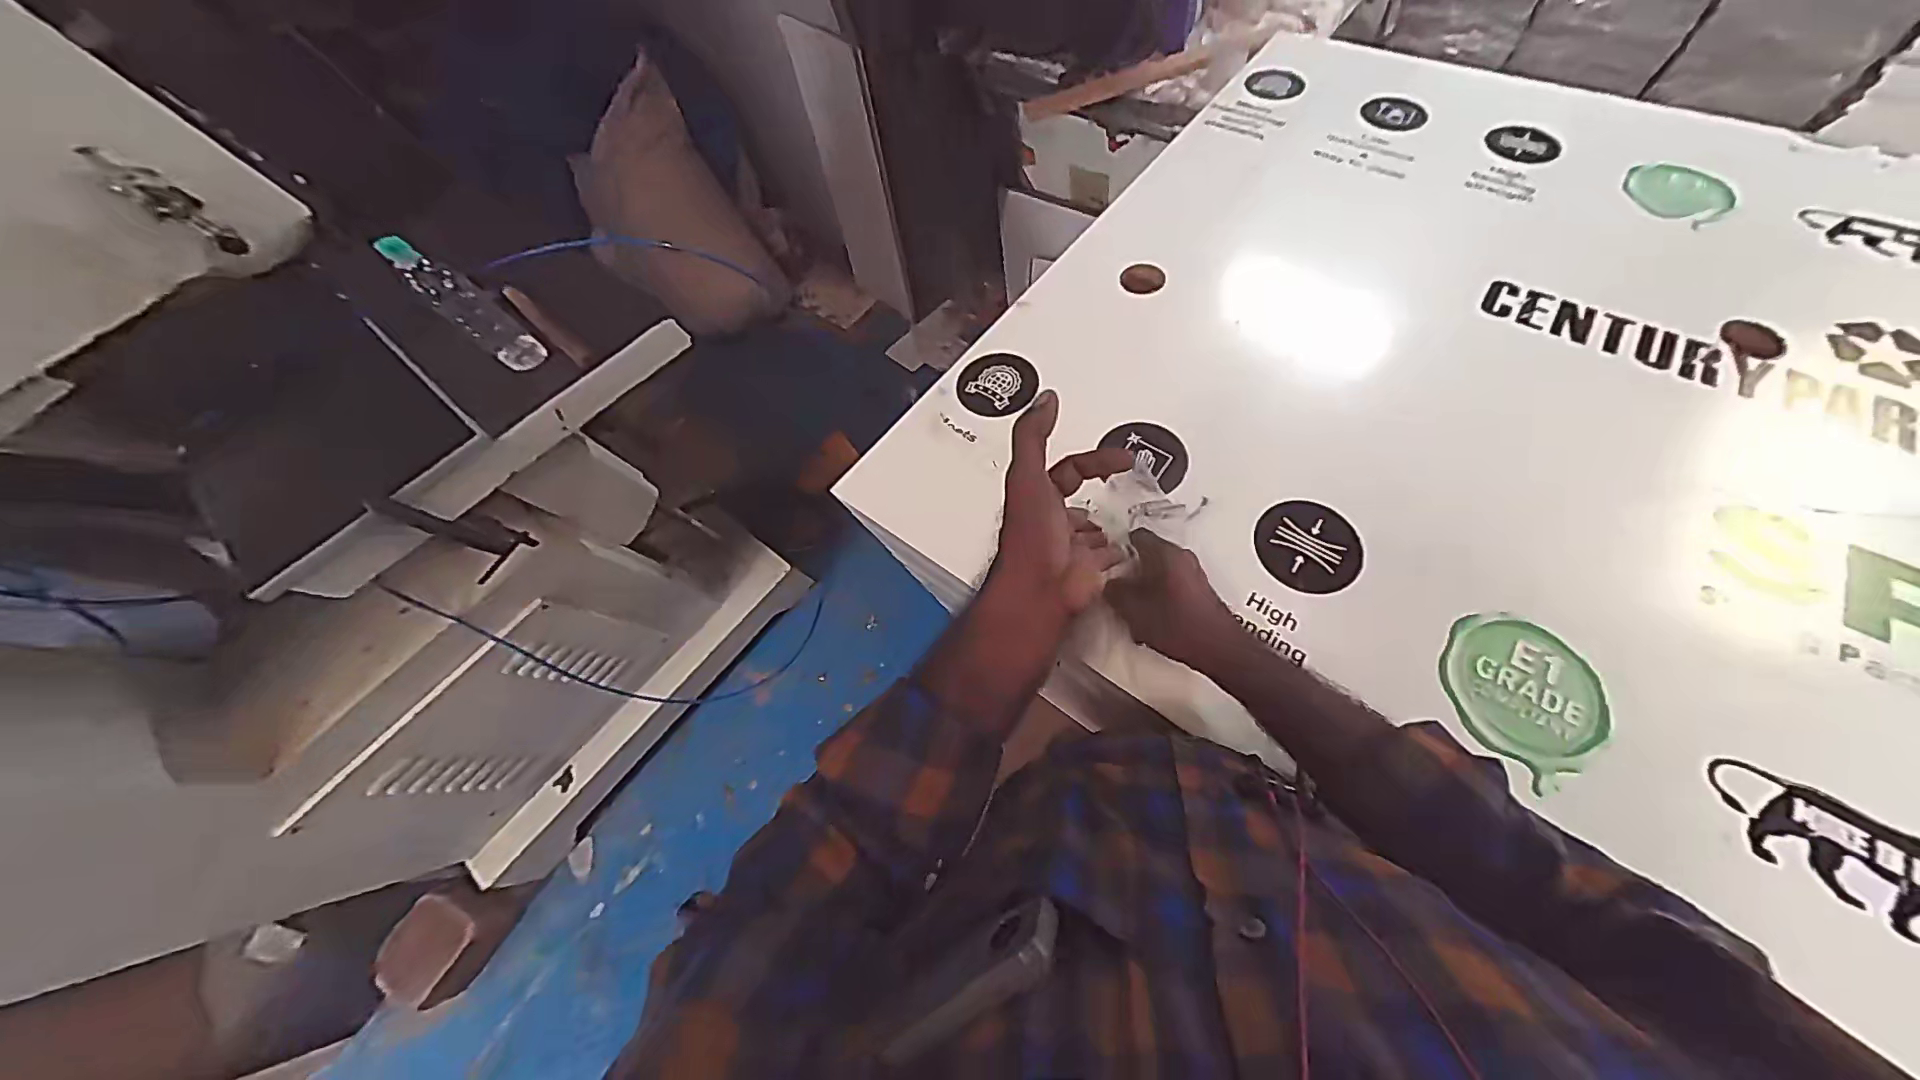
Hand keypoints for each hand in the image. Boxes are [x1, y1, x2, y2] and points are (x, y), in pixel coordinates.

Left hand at [983, 390, 1133, 619]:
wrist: (1039, 591)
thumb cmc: (1030, 538)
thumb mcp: (1027, 475)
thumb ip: (1032, 436)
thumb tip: (1045, 400)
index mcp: (1038, 497)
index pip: (1068, 469)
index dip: (1094, 460)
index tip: (1122, 458)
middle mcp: (1052, 522)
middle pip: (1077, 499)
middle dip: (1097, 488)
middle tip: (1125, 478)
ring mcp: (1071, 547)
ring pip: (1091, 530)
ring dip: (1105, 522)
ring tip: (1125, 514)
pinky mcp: (1089, 571)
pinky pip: (1108, 559)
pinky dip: (1119, 552)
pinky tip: (1131, 548)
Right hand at [1107, 530, 1242, 670]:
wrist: (1217, 648)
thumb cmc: (1179, 625)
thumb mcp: (1132, 608)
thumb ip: (1114, 590)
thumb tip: (1109, 585)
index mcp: (1166, 553)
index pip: (1136, 536)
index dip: (1118, 547)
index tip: (1108, 561)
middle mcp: (1183, 558)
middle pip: (1148, 555)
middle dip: (1130, 571)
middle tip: (1117, 586)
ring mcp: (1194, 575)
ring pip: (1159, 572)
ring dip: (1144, 586)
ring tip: (1133, 608)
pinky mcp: (1200, 592)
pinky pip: (1172, 586)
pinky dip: (1159, 597)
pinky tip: (1152, 619)